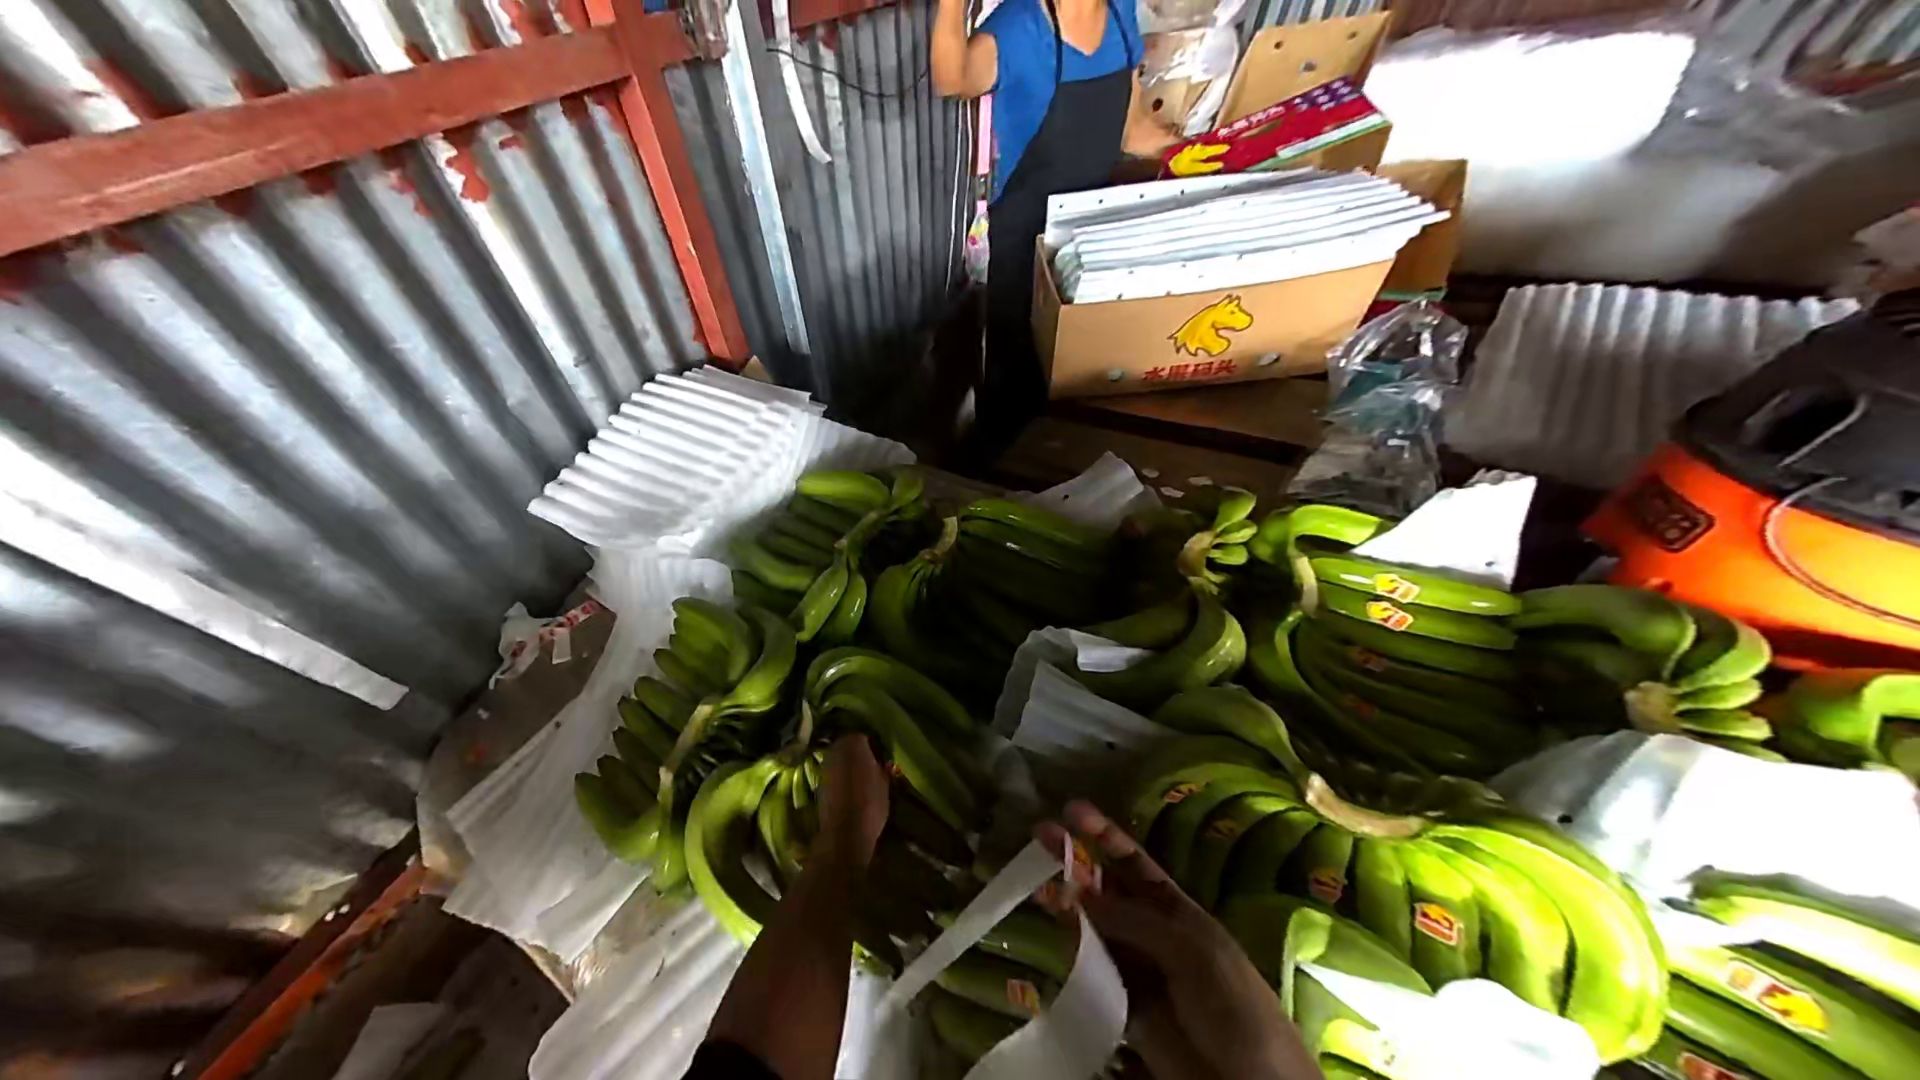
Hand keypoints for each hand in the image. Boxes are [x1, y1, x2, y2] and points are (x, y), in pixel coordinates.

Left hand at [816, 734, 888, 868]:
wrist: (845, 832)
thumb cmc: (871, 802)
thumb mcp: (885, 783)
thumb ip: (883, 767)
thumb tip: (883, 762)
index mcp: (854, 743)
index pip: (865, 736)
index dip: (874, 746)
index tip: (882, 757)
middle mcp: (836, 749)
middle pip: (849, 745)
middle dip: (859, 753)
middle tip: (872, 765)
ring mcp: (824, 766)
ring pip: (839, 759)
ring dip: (848, 765)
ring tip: (862, 778)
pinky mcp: (818, 783)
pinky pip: (833, 774)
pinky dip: (840, 778)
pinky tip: (851, 789)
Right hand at [1036, 801, 1317, 1079]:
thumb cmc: (1233, 1004)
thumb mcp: (1191, 951)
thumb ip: (1136, 921)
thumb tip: (1081, 892)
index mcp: (1176, 908)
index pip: (1135, 862)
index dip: (1105, 834)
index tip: (1073, 810)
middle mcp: (1151, 929)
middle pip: (1106, 887)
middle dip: (1076, 859)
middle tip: (1040, 833)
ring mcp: (1135, 966)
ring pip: (1092, 924)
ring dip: (1065, 900)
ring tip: (1033, 879)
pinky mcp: (1122, 1004)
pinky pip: (1091, 968)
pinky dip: (1069, 948)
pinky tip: (1050, 931)